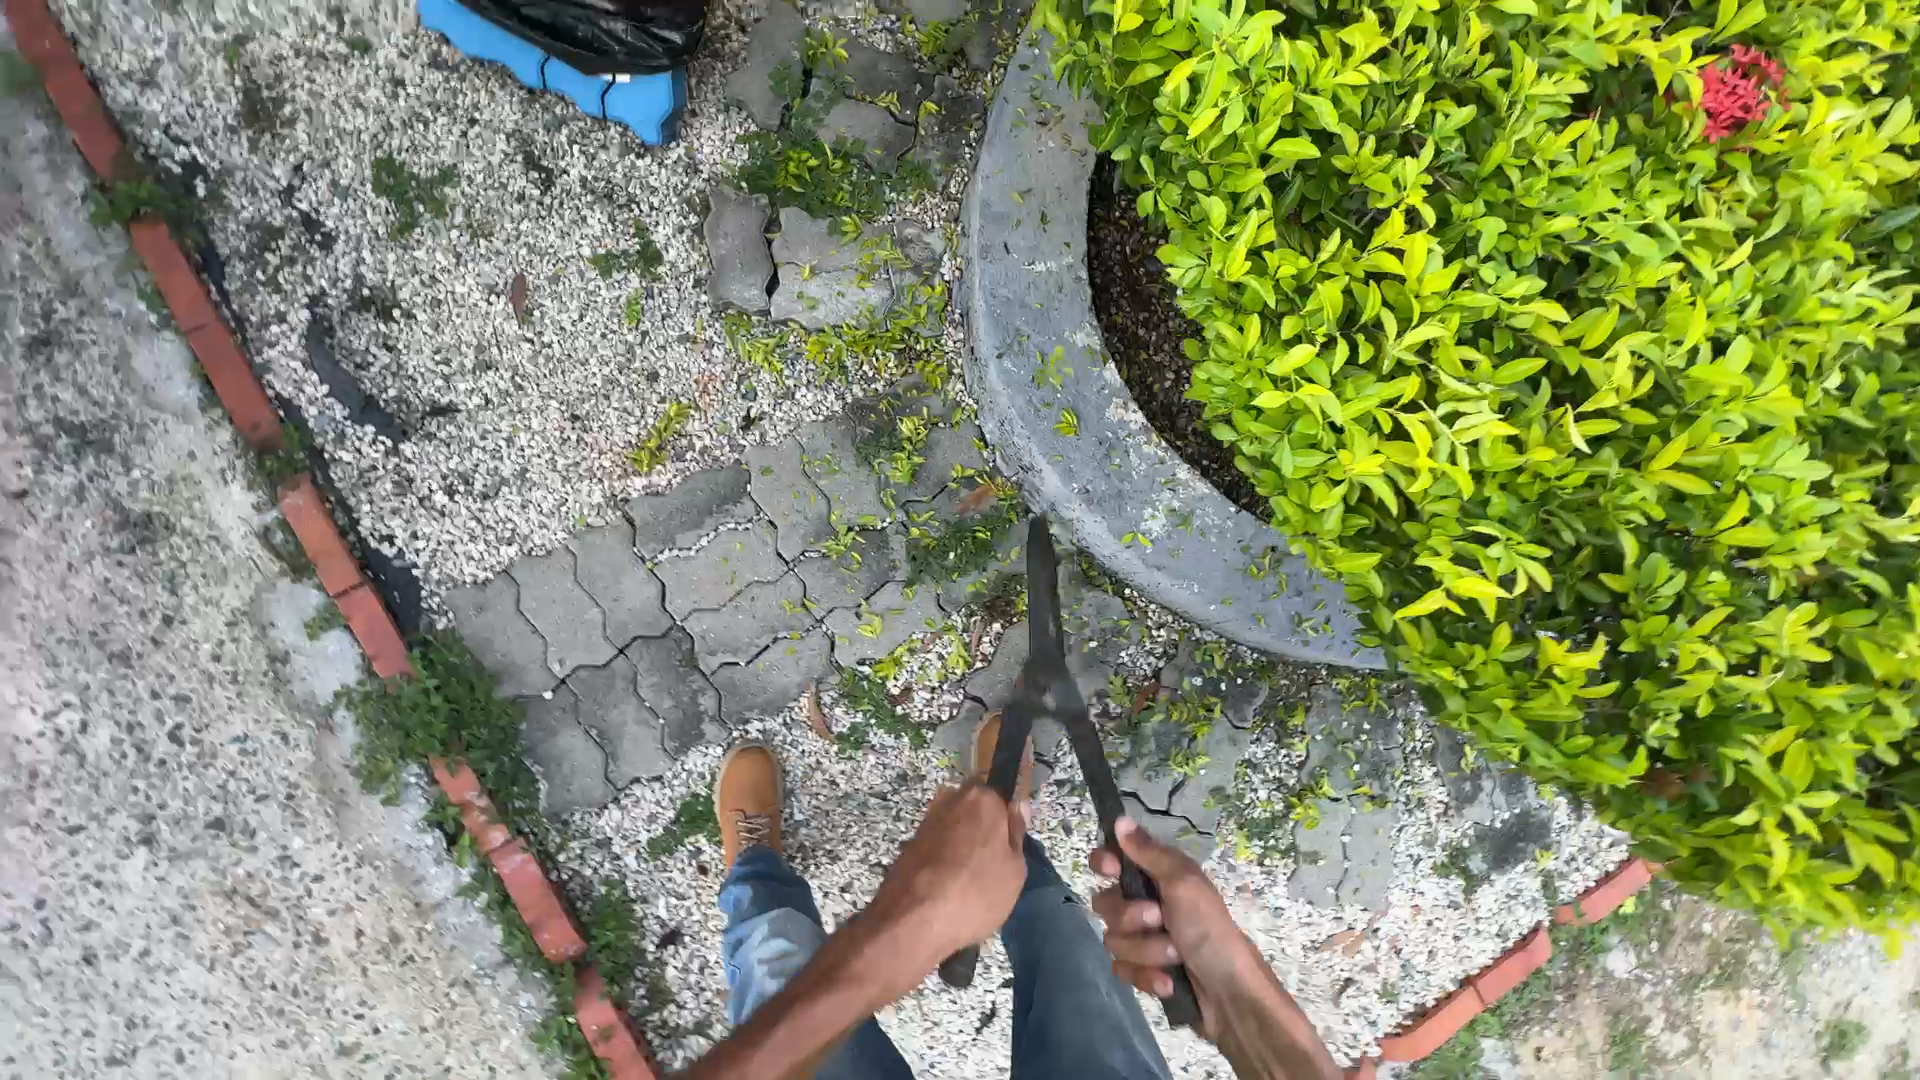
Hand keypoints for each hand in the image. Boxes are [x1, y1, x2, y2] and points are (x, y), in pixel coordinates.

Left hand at [867, 783, 1028, 990]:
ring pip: (957, 828)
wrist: (912, 919)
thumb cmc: (975, 892)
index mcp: (982, 797)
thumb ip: (1017, 833)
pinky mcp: (911, 842)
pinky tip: (950, 888)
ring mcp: (928, 819)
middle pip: (977, 810)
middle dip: (985, 831)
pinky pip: (939, 846)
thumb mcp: (1015, 869)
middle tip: (994, 867)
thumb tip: (1018, 805)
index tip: (1011, 847)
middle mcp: (952, 798)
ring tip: (970, 883)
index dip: (1009, 821)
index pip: (1003, 796)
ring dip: (964, 847)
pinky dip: (945, 861)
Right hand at [1090, 816, 1254, 1038]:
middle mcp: (1145, 903)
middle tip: (1159, 920)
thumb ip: (1148, 852)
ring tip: (1174, 956)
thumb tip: (1120, 818)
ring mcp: (1143, 939)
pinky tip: (1168, 982)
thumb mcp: (1183, 883)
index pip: (1113, 859)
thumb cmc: (1209, 930)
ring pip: (1114, 940)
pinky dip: (1147, 976)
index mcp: (1156, 876)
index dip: (1105, 863)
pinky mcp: (1143, 970)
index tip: (1111, 870)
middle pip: (1105, 903)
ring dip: (1146, 951)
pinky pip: (1122, 969)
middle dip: (1131, 917)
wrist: (1231, 996)